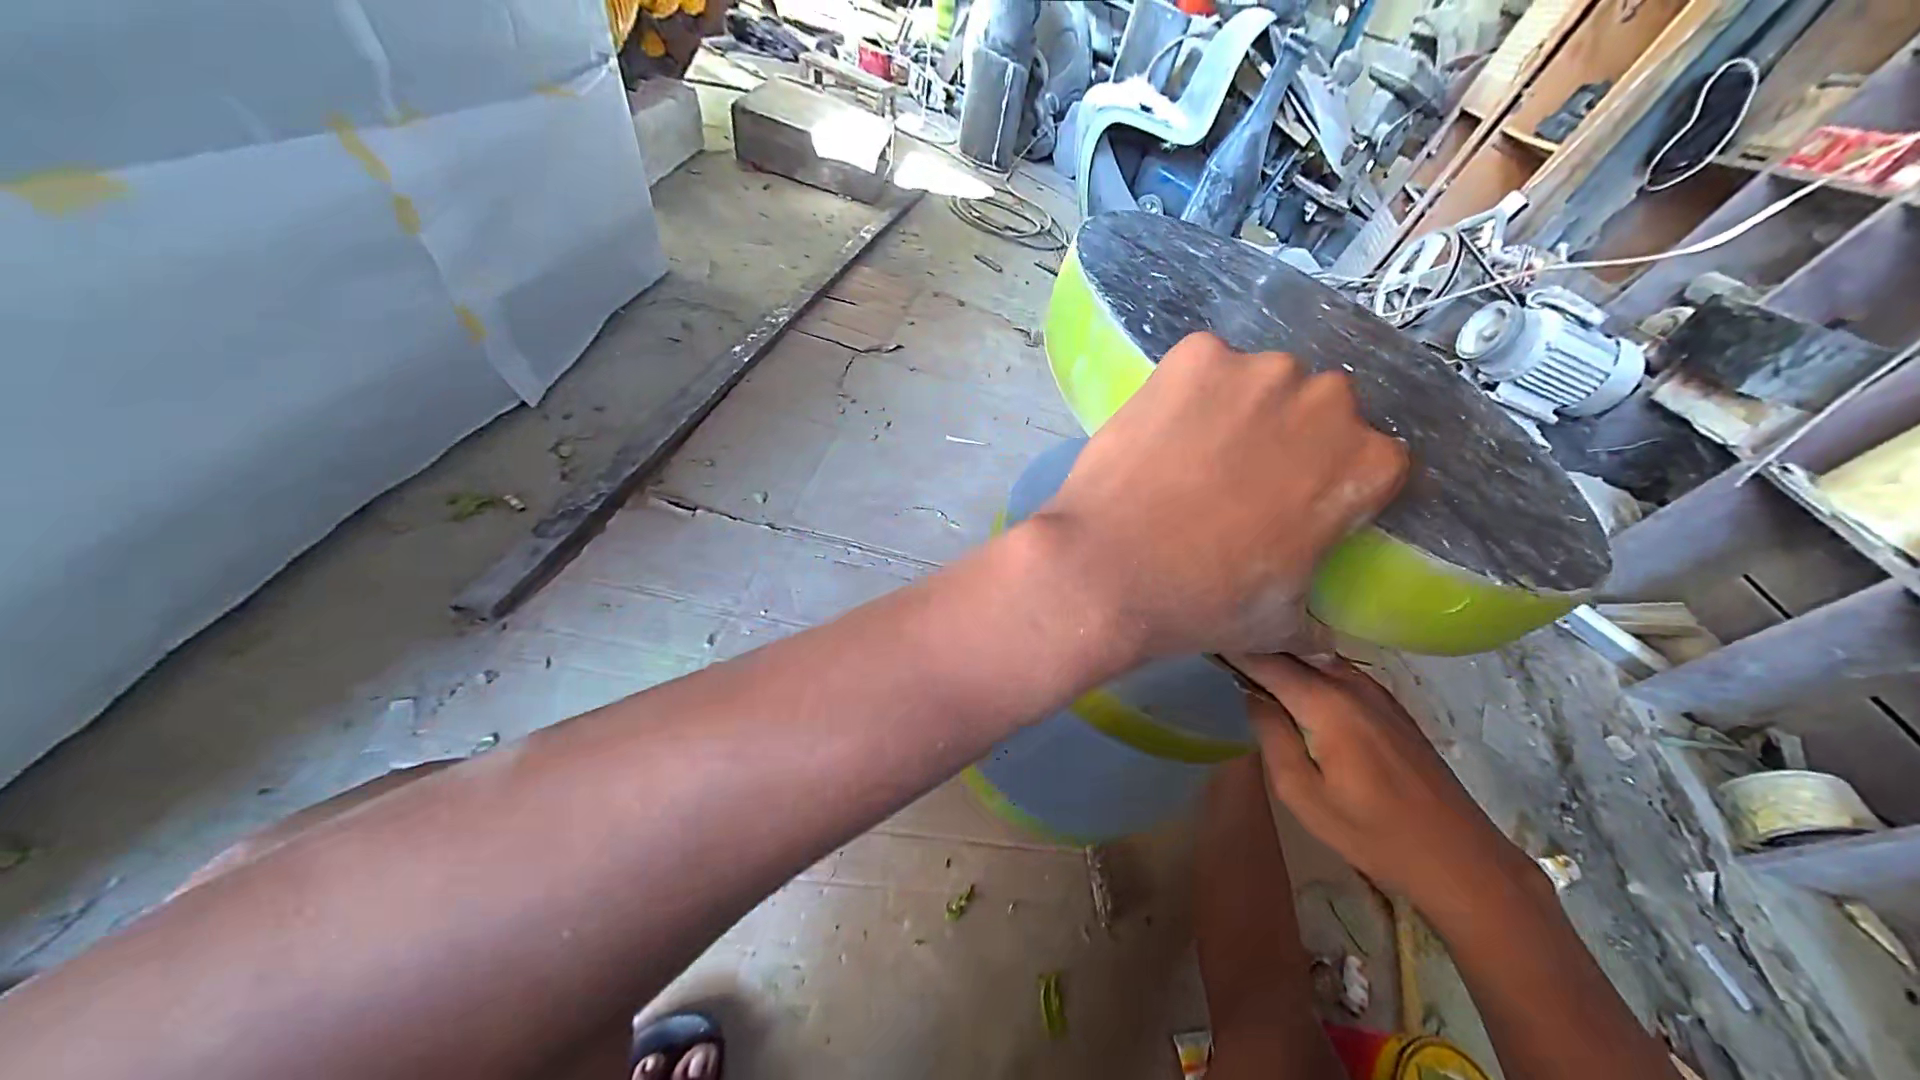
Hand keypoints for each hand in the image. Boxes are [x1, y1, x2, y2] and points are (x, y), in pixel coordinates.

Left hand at [1034, 333, 1407, 657]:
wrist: (1105, 570)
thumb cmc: (1202, 602)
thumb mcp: (1277, 624)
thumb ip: (1315, 624)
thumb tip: (1328, 646)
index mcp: (1366, 463)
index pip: (1365, 457)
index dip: (1324, 478)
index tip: (1288, 497)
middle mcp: (1328, 401)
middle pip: (1315, 409)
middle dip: (1284, 438)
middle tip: (1233, 475)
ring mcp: (1258, 370)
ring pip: (1258, 382)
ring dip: (1235, 409)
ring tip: (1188, 455)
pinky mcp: (1195, 355)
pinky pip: (1202, 366)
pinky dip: (1186, 390)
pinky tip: (1159, 430)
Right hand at [1233, 653, 1529, 906]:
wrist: (1459, 857)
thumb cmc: (1372, 834)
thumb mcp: (1301, 793)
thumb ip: (1271, 735)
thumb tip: (1251, 694)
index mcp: (1327, 704)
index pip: (1267, 660)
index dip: (1235, 648)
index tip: (1204, 638)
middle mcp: (1352, 684)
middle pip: (1292, 649)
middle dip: (1256, 644)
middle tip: (1217, 646)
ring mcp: (1375, 691)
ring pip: (1315, 656)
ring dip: (1281, 654)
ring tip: (1246, 659)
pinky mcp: (1389, 704)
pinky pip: (1336, 670)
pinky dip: (1307, 666)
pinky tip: (1291, 680)